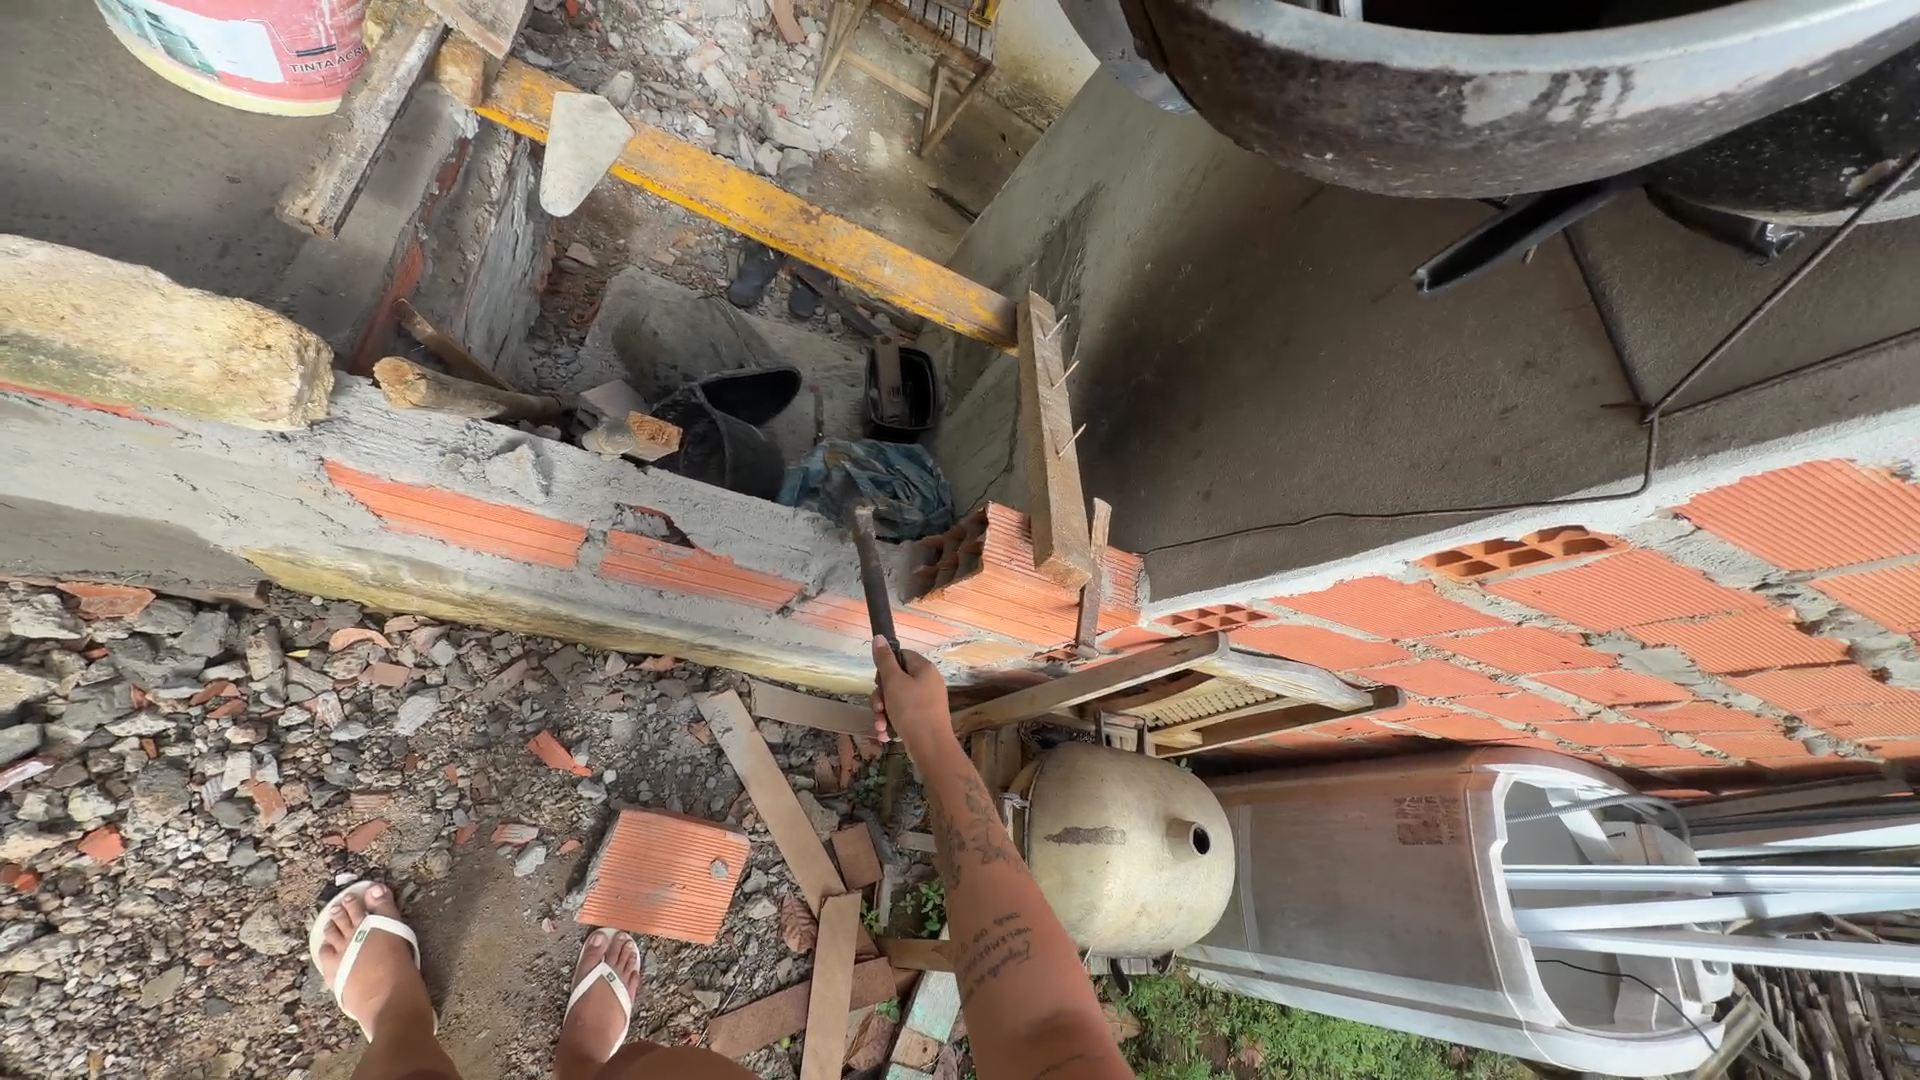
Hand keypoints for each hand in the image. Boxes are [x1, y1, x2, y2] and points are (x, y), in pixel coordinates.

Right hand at [870, 636, 950, 749]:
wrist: (931, 747)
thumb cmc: (912, 710)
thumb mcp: (894, 682)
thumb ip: (885, 660)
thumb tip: (880, 637)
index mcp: (924, 669)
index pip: (901, 655)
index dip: (886, 666)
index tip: (879, 681)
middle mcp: (928, 683)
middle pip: (896, 680)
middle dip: (881, 696)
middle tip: (879, 707)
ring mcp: (926, 702)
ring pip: (896, 700)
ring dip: (883, 712)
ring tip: (880, 724)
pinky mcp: (923, 719)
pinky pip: (902, 715)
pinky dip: (891, 723)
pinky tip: (885, 734)